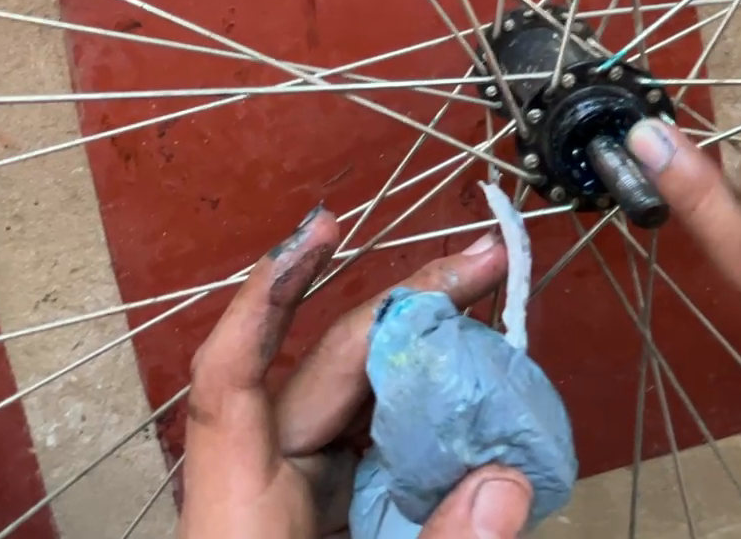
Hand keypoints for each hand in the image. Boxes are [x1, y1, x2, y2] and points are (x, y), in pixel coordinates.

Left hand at [180, 206, 535, 537]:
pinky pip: (385, 439)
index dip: (268, 295)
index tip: (322, 230)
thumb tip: (509, 482)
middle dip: (407, 305)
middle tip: (483, 262)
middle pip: (330, 367)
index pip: (230, 377)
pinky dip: (431, 408)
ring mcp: (306, 493)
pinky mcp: (339, 508)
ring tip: (490, 304)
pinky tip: (477, 384)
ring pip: (364, 396)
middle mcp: (269, 481)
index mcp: (242, 510)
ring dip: (426, 349)